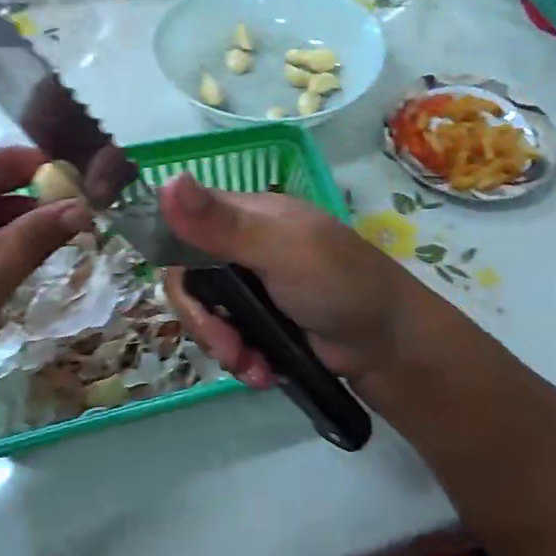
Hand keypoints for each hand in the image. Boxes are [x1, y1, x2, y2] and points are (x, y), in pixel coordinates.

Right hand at [160, 174, 419, 387]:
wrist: (389, 345)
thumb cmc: (340, 283)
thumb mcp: (280, 248)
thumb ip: (222, 223)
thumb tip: (165, 181)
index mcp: (248, 215)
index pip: (184, 226)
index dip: (176, 261)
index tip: (188, 295)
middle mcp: (245, 247)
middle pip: (191, 281)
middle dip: (204, 322)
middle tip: (229, 347)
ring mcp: (254, 288)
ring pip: (208, 316)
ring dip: (225, 347)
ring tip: (254, 368)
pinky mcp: (263, 323)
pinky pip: (229, 339)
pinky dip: (242, 360)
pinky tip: (264, 374)